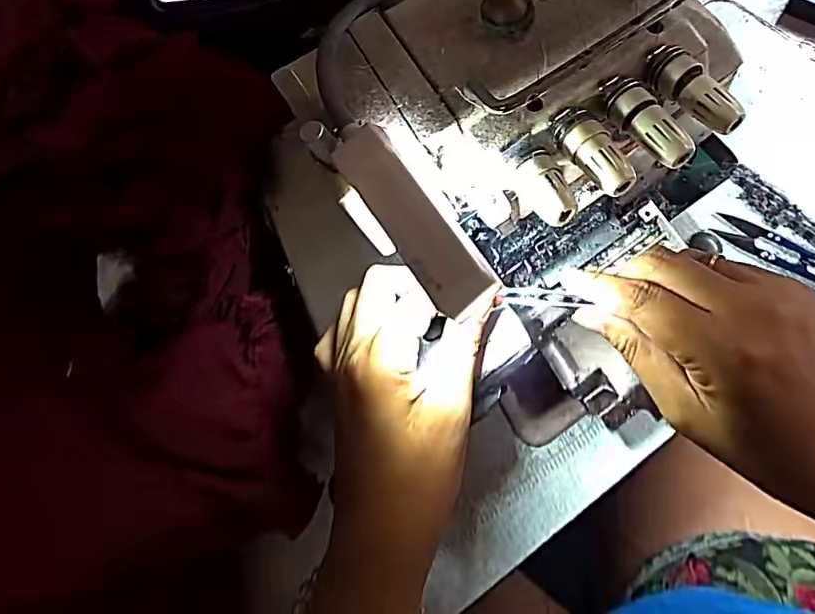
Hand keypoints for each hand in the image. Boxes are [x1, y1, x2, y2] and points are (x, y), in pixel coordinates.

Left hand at [314, 264, 486, 559]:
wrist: (381, 533)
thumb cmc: (418, 480)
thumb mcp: (453, 406)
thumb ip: (464, 342)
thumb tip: (480, 300)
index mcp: (377, 357)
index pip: (416, 295)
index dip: (452, 291)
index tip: (478, 293)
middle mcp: (347, 354)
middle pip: (376, 283)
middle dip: (417, 283)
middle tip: (451, 303)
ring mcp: (335, 367)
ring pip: (356, 300)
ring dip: (391, 297)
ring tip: (428, 318)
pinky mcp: (334, 382)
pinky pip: (344, 328)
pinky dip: (369, 319)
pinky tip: (395, 338)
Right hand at [573, 247, 814, 503]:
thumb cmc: (769, 448)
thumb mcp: (688, 414)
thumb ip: (639, 355)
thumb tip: (600, 317)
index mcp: (723, 349)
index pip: (644, 298)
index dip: (604, 287)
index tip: (579, 281)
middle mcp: (751, 308)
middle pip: (666, 263)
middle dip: (629, 270)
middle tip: (609, 290)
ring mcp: (774, 290)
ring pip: (693, 258)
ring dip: (665, 273)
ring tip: (657, 306)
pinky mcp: (788, 283)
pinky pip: (726, 264)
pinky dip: (702, 279)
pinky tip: (701, 307)